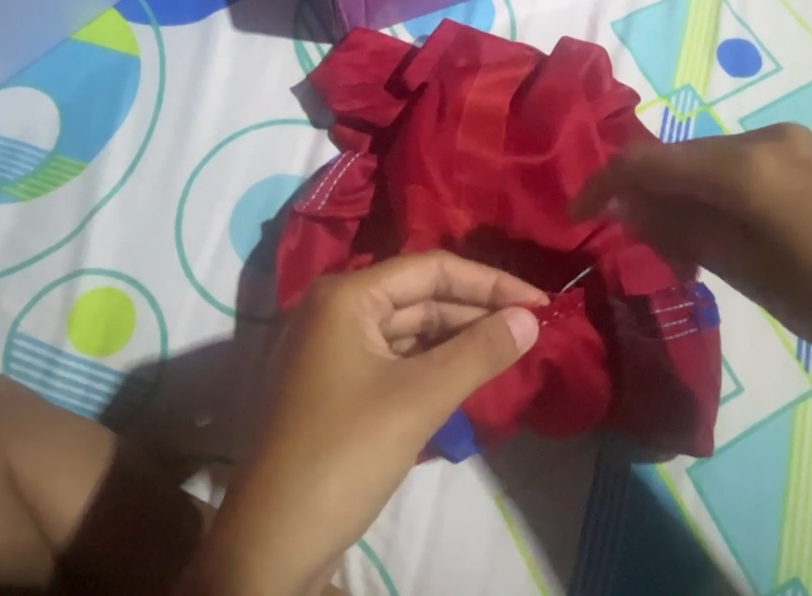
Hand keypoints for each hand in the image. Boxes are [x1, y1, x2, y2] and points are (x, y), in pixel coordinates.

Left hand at [183, 252, 544, 595]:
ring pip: (408, 329)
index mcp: (345, 296)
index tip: (540, 303)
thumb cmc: (345, 455)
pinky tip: (470, 373)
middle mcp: (334, 310)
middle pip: (419, 296)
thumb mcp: (419, 400)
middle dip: (476, 311)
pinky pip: (395, 359)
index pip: (430, 269)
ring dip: (457, 338)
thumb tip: (531, 318)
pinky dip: (433, 364)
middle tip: (533, 328)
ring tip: (512, 349)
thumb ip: (478, 353)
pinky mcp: (336, 385)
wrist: (271, 542)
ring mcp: (332, 349)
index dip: (489, 282)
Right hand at [572, 123, 811, 396]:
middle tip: (636, 249)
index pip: (648, 160)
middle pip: (677, 157)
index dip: (603, 184)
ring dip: (679, 199)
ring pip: (706, 163)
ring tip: (678, 254)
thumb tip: (625, 207)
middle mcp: (764, 139)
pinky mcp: (808, 161)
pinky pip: (737, 169)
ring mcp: (790, 146)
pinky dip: (713, 197)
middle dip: (644, 195)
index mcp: (747, 166)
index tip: (576, 216)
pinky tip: (718, 237)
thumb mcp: (751, 276)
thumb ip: (682, 232)